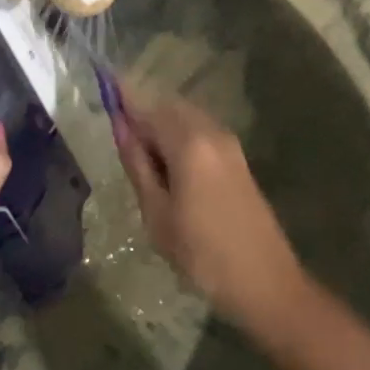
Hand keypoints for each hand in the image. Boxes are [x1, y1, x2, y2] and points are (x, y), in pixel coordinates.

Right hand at [113, 89, 306, 330]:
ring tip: (144, 162)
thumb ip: (136, 163)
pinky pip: (199, 132)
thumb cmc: (203, 254)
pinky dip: (178, 138)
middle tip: (122, 142)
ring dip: (161, 127)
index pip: (145, 106)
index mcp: (187, 142)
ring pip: (184, 118)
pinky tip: (170, 170)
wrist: (268, 286)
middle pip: (166, 107)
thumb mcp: (157, 213)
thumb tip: (119, 125)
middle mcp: (210, 131)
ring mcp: (228, 143)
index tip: (101, 83)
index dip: (122, 96)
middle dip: (142, 114)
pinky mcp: (237, 159)